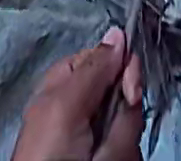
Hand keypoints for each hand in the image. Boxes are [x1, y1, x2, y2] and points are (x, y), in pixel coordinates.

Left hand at [10, 26, 145, 160]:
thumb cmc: (49, 155)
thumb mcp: (66, 106)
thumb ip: (94, 70)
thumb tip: (119, 32)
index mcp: (70, 82)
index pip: (110, 60)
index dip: (124, 71)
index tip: (130, 89)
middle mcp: (87, 106)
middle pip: (126, 96)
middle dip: (125, 118)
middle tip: (108, 142)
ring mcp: (100, 139)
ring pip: (132, 129)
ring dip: (124, 146)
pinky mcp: (113, 158)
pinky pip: (131, 154)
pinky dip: (123, 159)